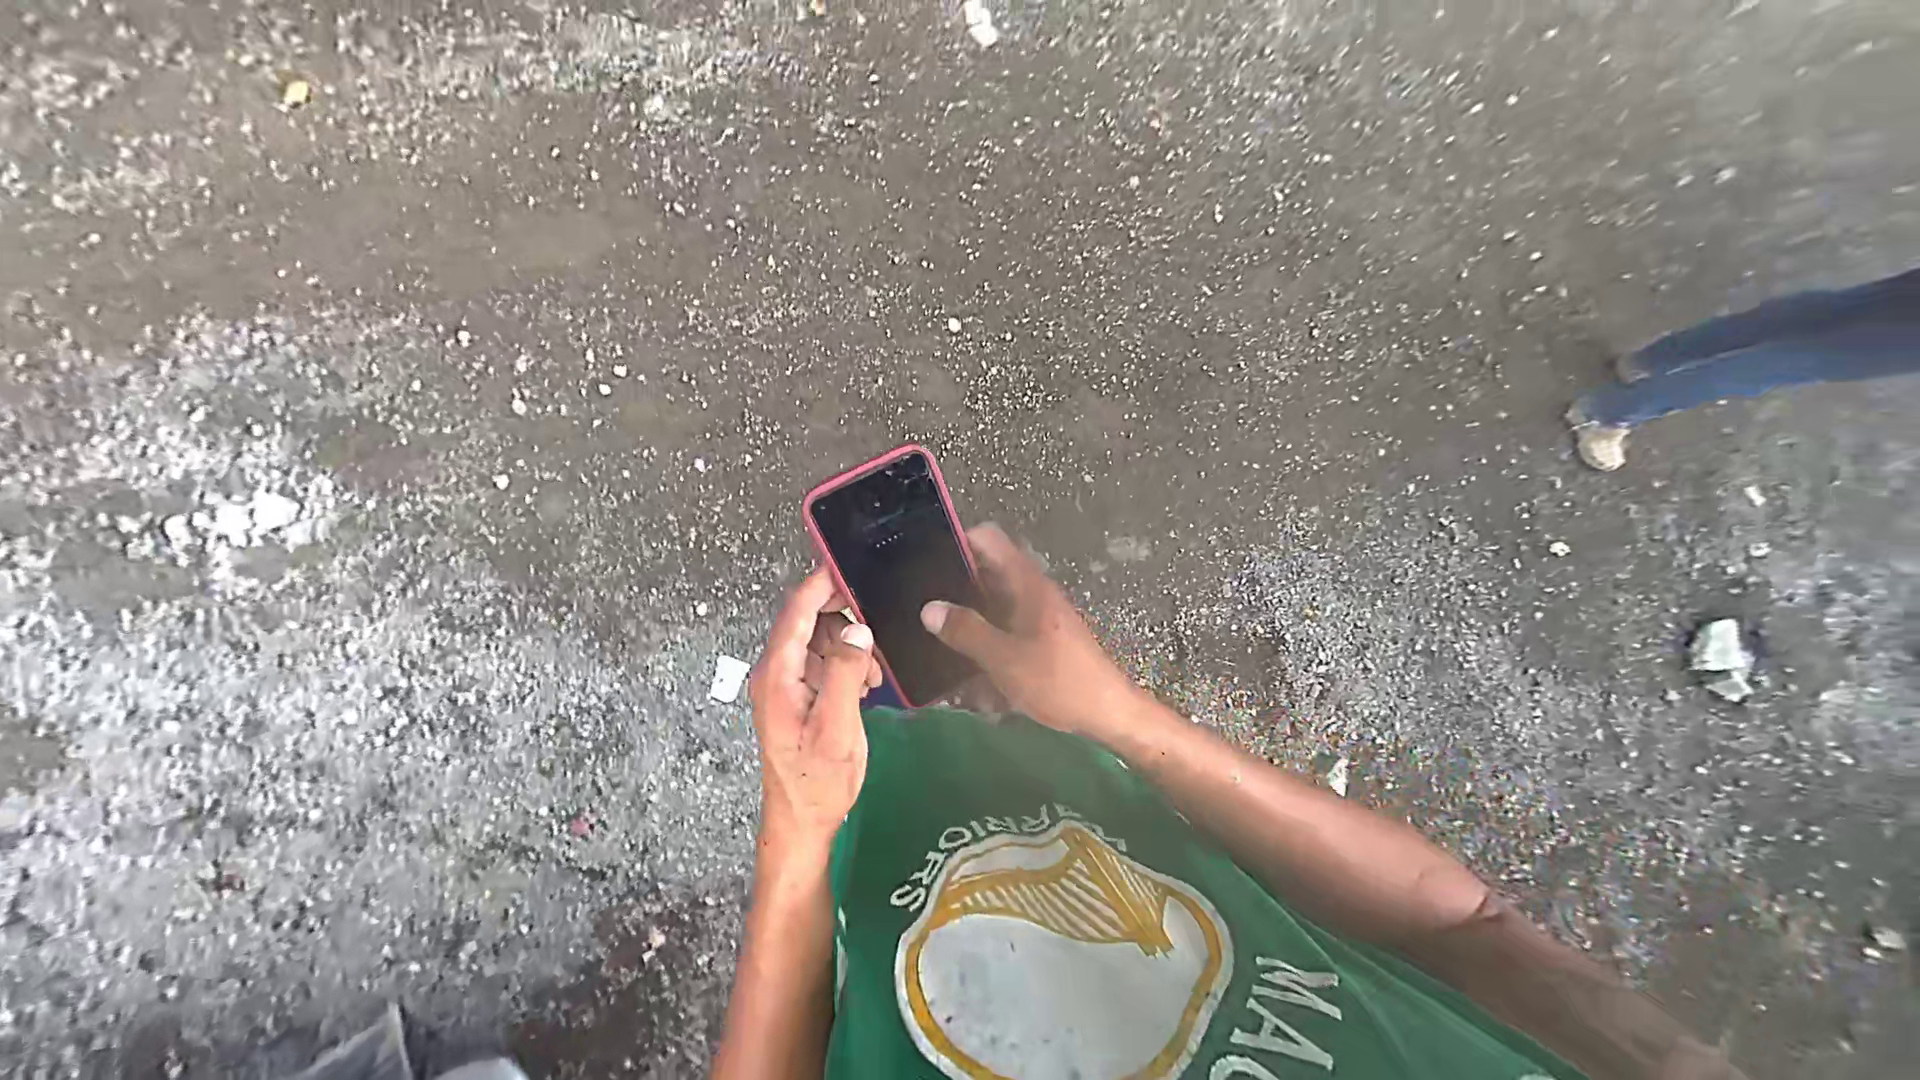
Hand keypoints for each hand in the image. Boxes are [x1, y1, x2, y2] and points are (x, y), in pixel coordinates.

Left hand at [749, 568, 882, 853]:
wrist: (801, 822)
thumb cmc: (818, 780)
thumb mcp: (837, 726)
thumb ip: (846, 673)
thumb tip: (858, 631)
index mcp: (778, 675)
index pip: (796, 613)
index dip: (819, 585)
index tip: (845, 566)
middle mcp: (775, 673)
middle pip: (807, 622)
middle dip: (843, 619)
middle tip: (875, 628)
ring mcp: (785, 685)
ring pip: (818, 641)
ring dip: (848, 645)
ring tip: (873, 670)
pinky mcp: (798, 696)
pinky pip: (822, 662)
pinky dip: (845, 663)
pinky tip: (865, 683)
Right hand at [921, 524, 1148, 740]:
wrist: (1107, 713)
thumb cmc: (1059, 681)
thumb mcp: (1004, 658)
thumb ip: (966, 631)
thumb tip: (930, 608)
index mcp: (1026, 583)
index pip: (988, 539)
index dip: (957, 539)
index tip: (927, 558)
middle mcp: (1032, 591)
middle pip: (986, 572)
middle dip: (955, 585)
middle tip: (922, 602)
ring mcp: (1037, 615)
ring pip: (992, 604)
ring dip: (969, 619)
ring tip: (936, 637)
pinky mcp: (1040, 639)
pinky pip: (1003, 630)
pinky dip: (985, 642)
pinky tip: (966, 671)